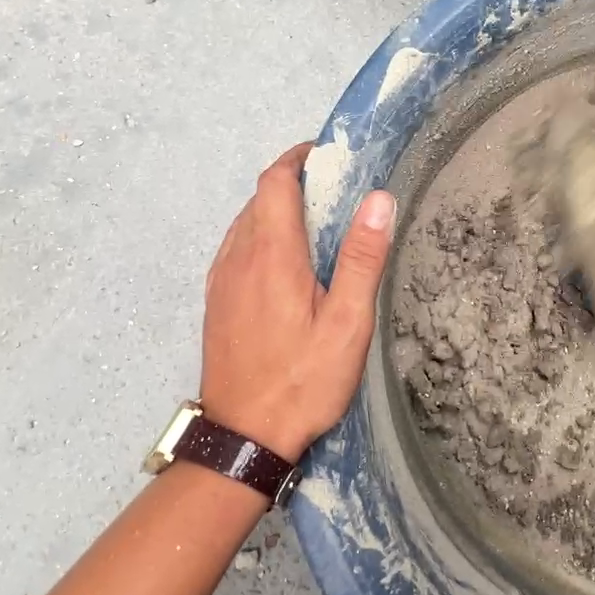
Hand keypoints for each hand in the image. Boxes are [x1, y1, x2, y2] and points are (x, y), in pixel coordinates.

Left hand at [200, 142, 395, 458]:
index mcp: (271, 254)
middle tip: (335, 191)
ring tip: (315, 224)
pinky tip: (286, 264)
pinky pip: (236, 249)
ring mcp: (221, 281)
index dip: (298, 159)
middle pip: (258, 199)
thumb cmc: (304, 379)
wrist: (243, 438)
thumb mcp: (347, 322)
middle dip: (292, 182)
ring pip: (244, 224)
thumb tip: (378, 198)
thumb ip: (361, 258)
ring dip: (276, 210)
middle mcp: (238, 258)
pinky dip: (261, 237)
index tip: (327, 155)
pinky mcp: (216, 303)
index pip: (275, 182)